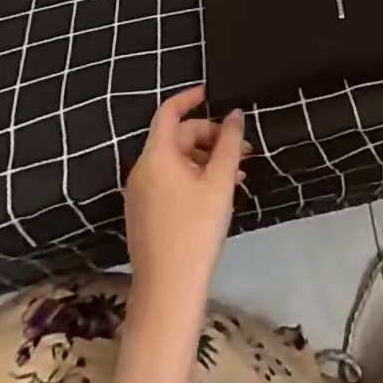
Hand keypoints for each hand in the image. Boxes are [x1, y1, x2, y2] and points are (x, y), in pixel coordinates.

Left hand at [123, 86, 246, 305]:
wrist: (168, 289)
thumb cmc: (196, 229)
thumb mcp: (220, 182)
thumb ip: (229, 143)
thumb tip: (234, 115)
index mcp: (156, 156)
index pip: (169, 112)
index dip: (190, 97)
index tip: (213, 92)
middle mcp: (142, 169)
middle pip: (177, 137)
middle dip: (210, 137)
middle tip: (242, 151)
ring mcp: (140, 193)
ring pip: (176, 161)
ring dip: (205, 159)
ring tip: (236, 175)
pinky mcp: (144, 212)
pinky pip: (169, 180)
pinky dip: (193, 177)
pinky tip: (216, 194)